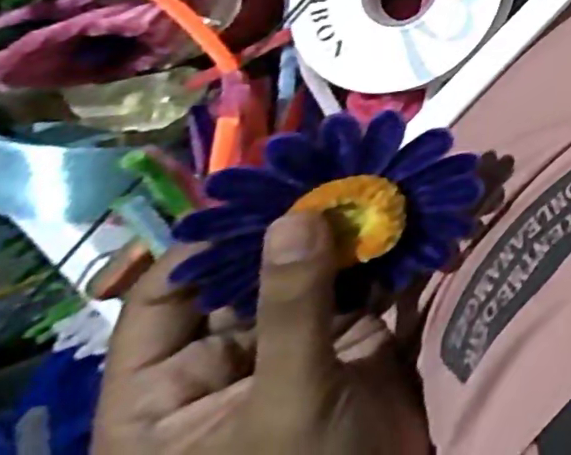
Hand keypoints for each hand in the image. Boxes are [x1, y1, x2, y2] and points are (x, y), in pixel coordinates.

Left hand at [94, 213, 429, 454]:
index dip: (210, 240)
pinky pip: (359, 282)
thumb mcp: (289, 399)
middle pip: (248, 273)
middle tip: (339, 171)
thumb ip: (292, 306)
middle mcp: (223, 359)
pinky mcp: (350, 337)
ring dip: (346, 230)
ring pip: (310, 271)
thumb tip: (294, 215)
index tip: (267, 187)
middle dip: (295, 223)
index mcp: (163, 392)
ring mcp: (292, 344)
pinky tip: (407, 216)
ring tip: (378, 182)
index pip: (166, 297)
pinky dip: (383, 251)